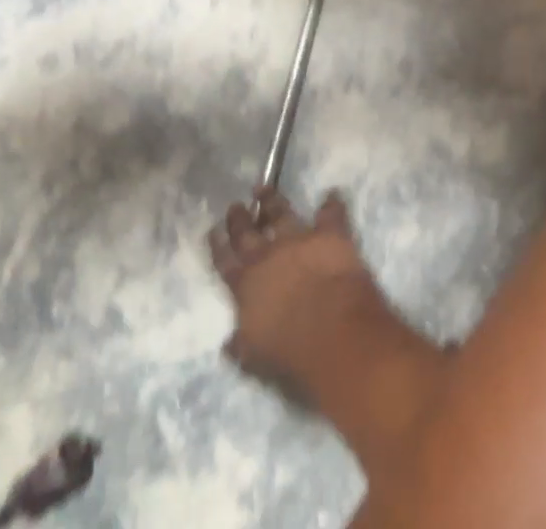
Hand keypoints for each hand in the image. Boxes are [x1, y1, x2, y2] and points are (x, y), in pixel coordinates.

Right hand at [208, 187, 379, 389]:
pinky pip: (331, 214)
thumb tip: (228, 345)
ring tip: (264, 189)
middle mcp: (267, 257)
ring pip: (281, 214)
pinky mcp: (330, 235)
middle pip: (247, 232)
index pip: (225, 261)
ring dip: (272, 201)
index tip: (213, 232)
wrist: (332, 330)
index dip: (218, 246)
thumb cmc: (290, 350)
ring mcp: (298, 241)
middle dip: (239, 219)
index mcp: (245, 286)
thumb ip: (241, 346)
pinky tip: (332, 194)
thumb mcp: (254, 357)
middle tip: (235, 206)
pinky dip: (332, 204)